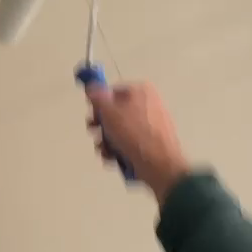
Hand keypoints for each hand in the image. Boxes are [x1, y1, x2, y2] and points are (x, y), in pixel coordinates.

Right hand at [85, 81, 190, 200]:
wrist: (160, 165)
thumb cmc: (134, 134)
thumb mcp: (109, 112)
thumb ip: (97, 97)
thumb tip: (91, 86)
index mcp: (141, 91)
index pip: (112, 92)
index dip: (98, 104)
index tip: (91, 116)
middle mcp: (148, 104)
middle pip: (115, 112)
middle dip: (101, 127)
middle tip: (95, 135)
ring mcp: (152, 125)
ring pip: (120, 130)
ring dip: (107, 142)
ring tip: (105, 151)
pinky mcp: (152, 143)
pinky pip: (130, 143)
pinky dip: (119, 151)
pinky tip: (113, 159)